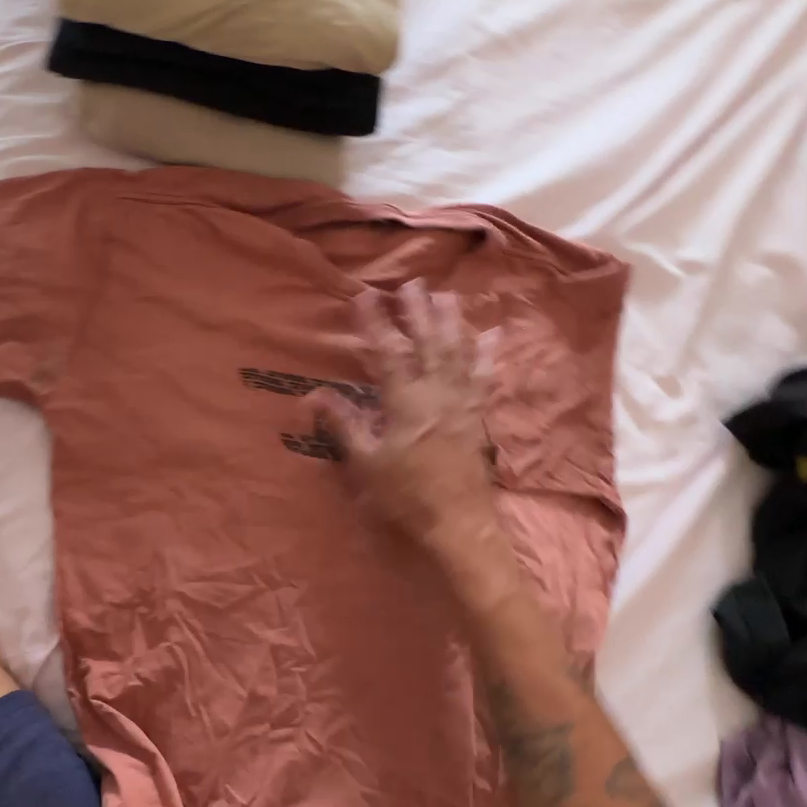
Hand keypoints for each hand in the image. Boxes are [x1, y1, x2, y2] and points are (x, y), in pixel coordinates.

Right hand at [306, 281, 510, 563]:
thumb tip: (314, 394)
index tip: (363, 296)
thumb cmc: (406, 496)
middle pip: (429, 341)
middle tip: (411, 284)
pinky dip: (487, 353)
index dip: (375, 323)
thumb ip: (344, 424)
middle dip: (418, 311)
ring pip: (459, 351)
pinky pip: (485, 375)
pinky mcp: (478, 416)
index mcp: (407, 402)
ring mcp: (464, 402)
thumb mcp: (366, 462)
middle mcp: (439, 392)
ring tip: (446, 296)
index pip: (388, 352)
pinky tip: (491, 336)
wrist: (458, 522)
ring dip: (452, 321)